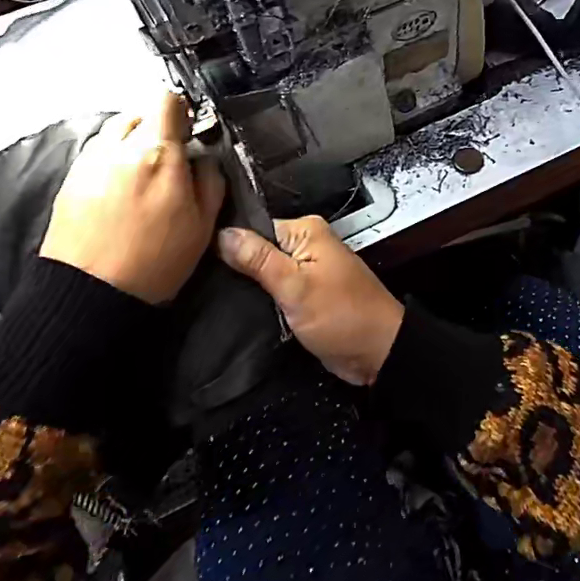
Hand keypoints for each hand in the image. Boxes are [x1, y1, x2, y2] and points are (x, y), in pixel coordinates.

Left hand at [41, 93, 225, 303]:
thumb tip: (204, 158)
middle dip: (158, 126)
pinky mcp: (71, 178)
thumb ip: (210, 180)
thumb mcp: (202, 225)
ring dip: (132, 140)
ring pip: (116, 130)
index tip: (189, 130)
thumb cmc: (155, 262)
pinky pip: (97, 151)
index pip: (167, 100)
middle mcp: (120, 147)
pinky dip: (112, 158)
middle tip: (169, 156)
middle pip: (140, 112)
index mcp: (159, 153)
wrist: (90, 293)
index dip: (182, 110)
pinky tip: (120, 187)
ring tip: (142, 171)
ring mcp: (91, 160)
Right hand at [216, 216, 403, 384]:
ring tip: (212, 297)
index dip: (229, 244)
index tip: (201, 259)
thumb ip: (258, 259)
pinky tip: (237, 308)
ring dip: (247, 286)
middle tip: (202, 283)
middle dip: (236, 267)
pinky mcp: (305, 294)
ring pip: (264, 272)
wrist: (378, 353)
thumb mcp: (295, 286)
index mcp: (306, 230)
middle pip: (258, 249)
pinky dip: (261, 300)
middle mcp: (306, 244)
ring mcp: (306, 270)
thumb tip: (222, 232)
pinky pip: (275, 290)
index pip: (254, 227)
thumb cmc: (341, 316)